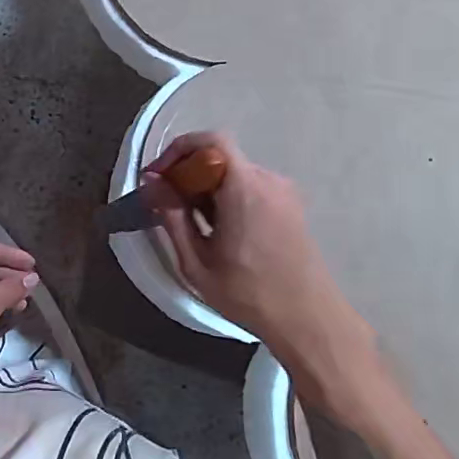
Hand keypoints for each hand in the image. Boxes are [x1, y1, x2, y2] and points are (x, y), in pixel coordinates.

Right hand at [147, 133, 367, 354]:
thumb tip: (152, 184)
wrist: (307, 318)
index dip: (177, 151)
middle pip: (219, 156)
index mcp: (244, 188)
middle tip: (167, 205)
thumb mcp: (196, 262)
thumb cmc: (248, 294)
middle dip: (188, 173)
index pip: (209, 141)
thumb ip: (172, 217)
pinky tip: (219, 231)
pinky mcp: (290, 204)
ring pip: (233, 172)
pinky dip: (227, 196)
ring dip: (207, 187)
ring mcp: (283, 191)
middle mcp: (267, 179)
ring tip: (192, 225)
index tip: (157, 178)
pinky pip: (249, 186)